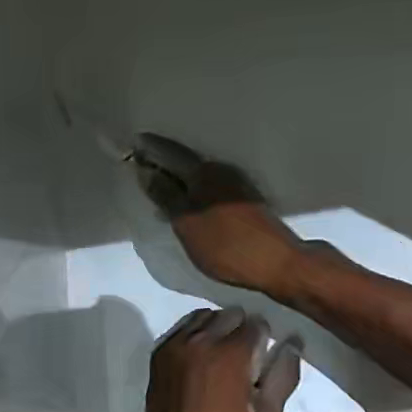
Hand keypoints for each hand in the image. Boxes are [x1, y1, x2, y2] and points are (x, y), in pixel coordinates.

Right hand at [132, 133, 310, 295]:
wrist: (279, 263)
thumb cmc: (226, 244)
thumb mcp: (186, 223)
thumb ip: (165, 196)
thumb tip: (146, 172)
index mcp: (203, 171)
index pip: (170, 152)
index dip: (150, 149)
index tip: (133, 147)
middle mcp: (221, 170)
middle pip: (185, 164)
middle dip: (163, 166)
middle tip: (141, 172)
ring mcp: (237, 186)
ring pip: (199, 178)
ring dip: (179, 183)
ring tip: (160, 195)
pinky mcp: (246, 203)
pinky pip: (211, 191)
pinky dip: (195, 195)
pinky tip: (187, 210)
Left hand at [139, 308, 302, 411]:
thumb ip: (284, 374)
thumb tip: (293, 342)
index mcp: (232, 353)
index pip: (257, 323)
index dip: (263, 339)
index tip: (260, 358)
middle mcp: (203, 339)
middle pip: (231, 314)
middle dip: (241, 329)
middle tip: (241, 358)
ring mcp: (178, 342)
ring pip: (206, 316)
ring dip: (217, 328)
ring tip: (219, 355)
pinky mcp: (160, 350)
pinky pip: (184, 327)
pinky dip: (195, 334)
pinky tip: (199, 357)